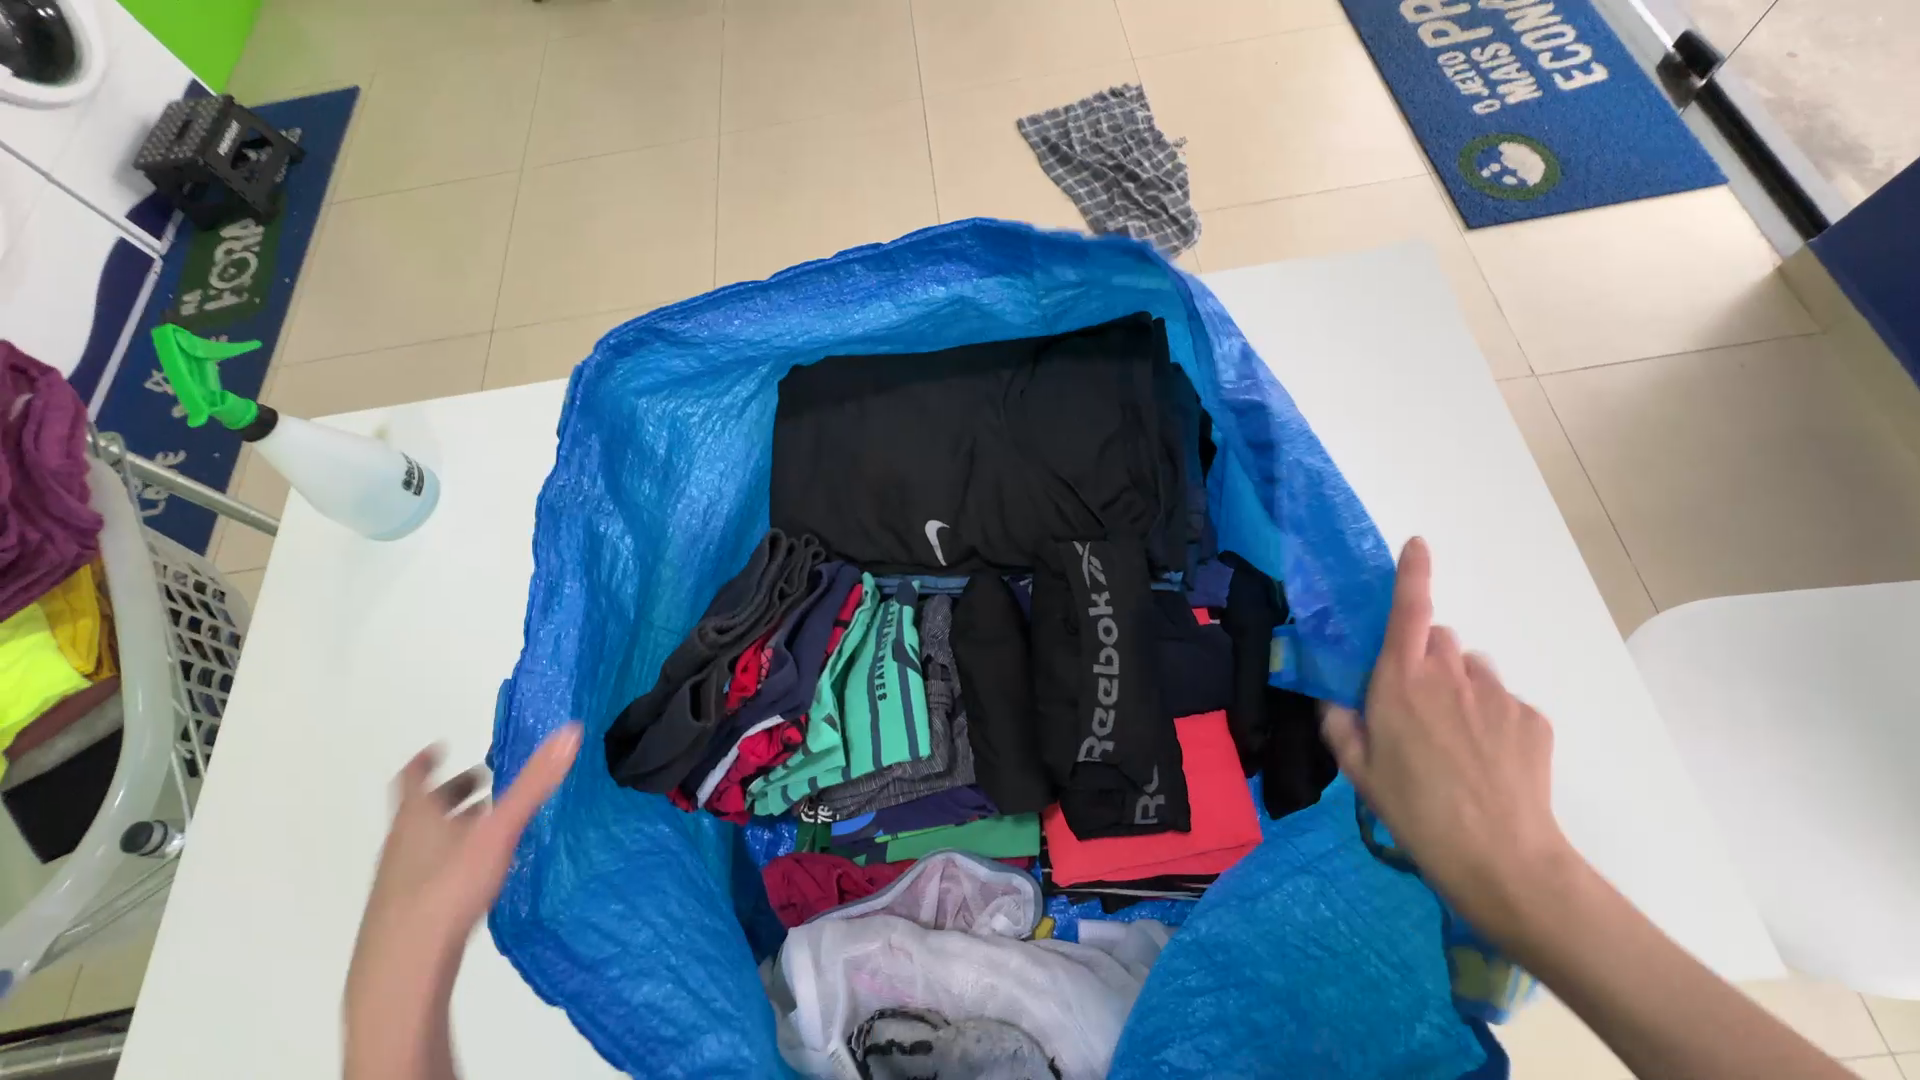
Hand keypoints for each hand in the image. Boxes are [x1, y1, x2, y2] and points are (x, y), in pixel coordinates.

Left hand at [344, 725, 579, 1078]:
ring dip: (451, 828)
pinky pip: (427, 873)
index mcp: (417, 817)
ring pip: (423, 843)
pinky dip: (450, 861)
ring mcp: (398, 881)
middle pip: (421, 810)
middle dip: (451, 794)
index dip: (424, 761)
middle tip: (482, 784)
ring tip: (486, 828)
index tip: (438, 748)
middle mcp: (401, 843)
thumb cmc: (447, 888)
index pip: (413, 778)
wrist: (402, 970)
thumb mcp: (500, 830)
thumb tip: (571, 730)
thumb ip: (535, 784)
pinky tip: (476, 877)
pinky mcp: (404, 914)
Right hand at [1321, 538, 1573, 936]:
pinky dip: (1491, 717)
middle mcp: (1449, 675)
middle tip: (1415, 702)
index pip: (1408, 610)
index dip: (1412, 573)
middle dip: (1425, 656)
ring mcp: (1497, 695)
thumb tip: (1334, 699)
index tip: (1417, 544)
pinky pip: (1504, 701)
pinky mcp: (1532, 719)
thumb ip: (1339, 724)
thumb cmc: (1413, 810)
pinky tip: (1488, 759)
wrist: (1499, 857)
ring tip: (1455, 738)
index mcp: (1400, 681)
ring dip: (1459, 687)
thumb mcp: (1358, 770)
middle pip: (1438, 638)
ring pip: (1472, 669)